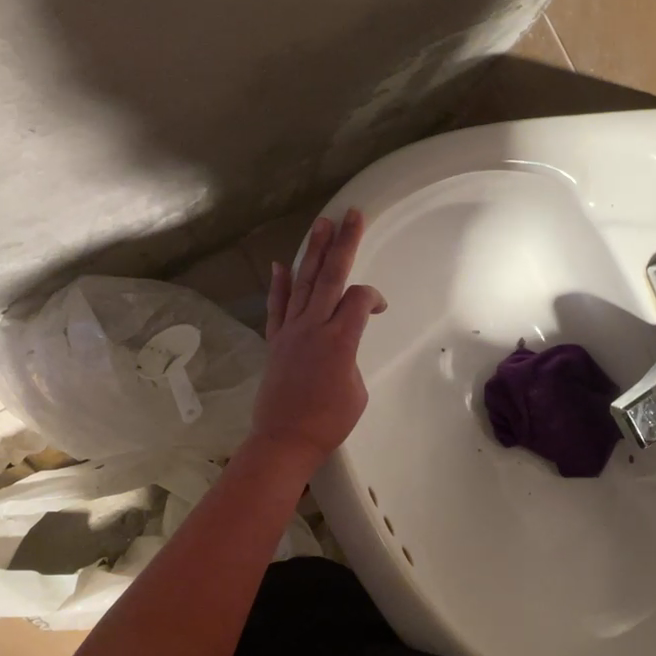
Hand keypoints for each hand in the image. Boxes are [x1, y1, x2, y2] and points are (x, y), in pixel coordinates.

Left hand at [251, 209, 387, 463]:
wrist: (284, 440)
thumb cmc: (329, 421)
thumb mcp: (356, 390)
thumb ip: (351, 358)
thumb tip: (340, 347)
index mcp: (341, 340)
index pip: (361, 299)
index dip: (375, 297)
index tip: (380, 308)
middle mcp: (314, 326)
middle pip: (332, 276)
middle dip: (344, 243)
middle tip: (352, 215)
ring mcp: (291, 331)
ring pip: (304, 282)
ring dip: (314, 251)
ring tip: (322, 223)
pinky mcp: (275, 341)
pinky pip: (277, 306)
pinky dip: (280, 284)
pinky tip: (282, 263)